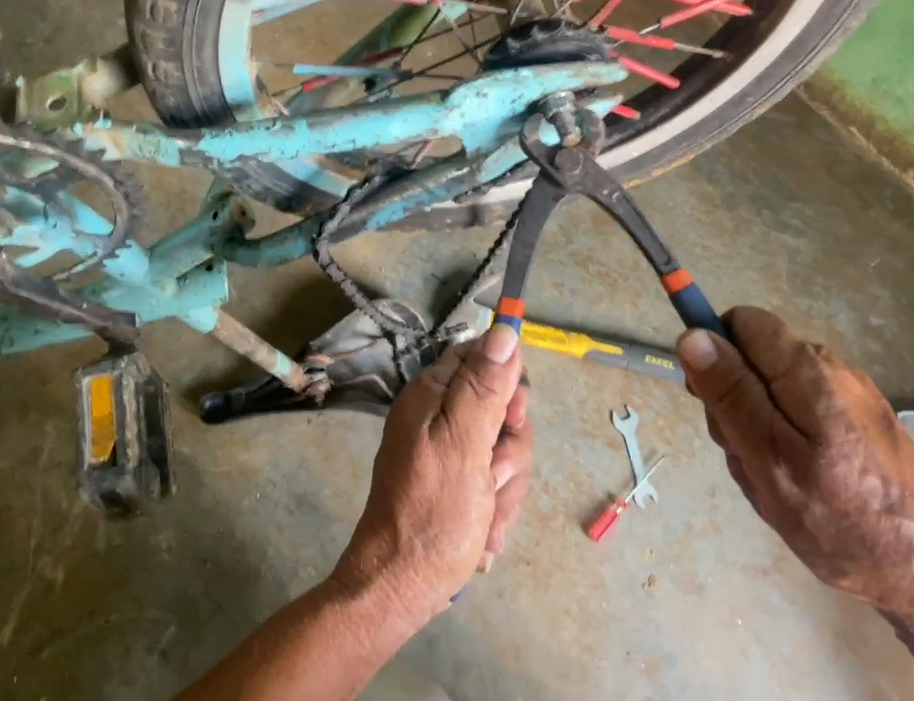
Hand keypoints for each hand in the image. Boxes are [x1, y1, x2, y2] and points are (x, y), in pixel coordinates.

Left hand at [329, 326, 531, 623]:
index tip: (511, 417)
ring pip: (506, 448)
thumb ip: (484, 386)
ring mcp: (450, 451)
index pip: (483, 356)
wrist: (402, 584)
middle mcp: (439, 415)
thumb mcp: (464, 444)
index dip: (508, 383)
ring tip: (485, 512)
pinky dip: (497, 506)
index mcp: (431, 393)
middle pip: (503, 407)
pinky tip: (484, 531)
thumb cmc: (432, 512)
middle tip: (492, 472)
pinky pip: (497, 480)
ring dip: (505, 485)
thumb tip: (504, 329)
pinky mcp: (460, 482)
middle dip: (509, 447)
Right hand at [676, 307, 913, 615]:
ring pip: (775, 394)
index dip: (715, 351)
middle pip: (756, 360)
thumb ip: (730, 393)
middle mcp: (833, 370)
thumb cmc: (842, 519)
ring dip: (758, 431)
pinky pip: (803, 419)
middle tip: (747, 457)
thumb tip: (692, 335)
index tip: (710, 400)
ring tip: (774, 482)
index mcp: (808, 370)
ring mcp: (853, 399)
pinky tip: (799, 488)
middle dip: (735, 402)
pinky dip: (788, 446)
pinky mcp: (864, 427)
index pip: (742, 322)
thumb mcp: (767, 457)